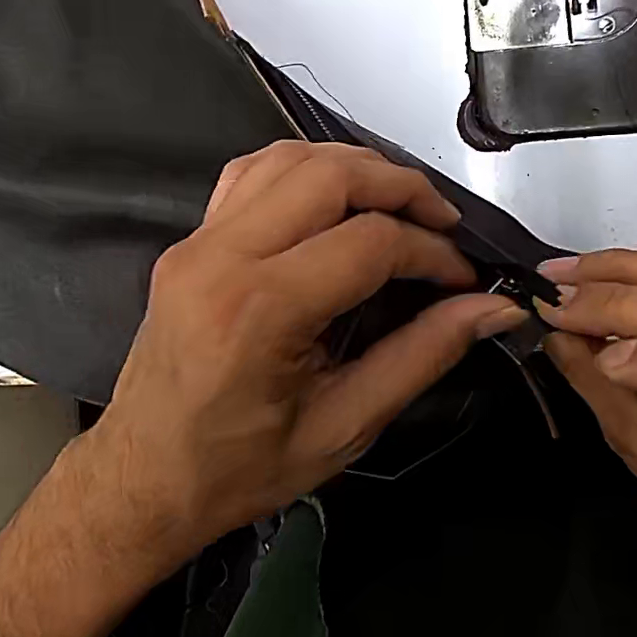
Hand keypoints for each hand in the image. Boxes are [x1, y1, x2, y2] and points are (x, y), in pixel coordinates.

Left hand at [83, 141, 527, 565]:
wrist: (144, 478)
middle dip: (402, 187)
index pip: (369, 242)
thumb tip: (492, 309)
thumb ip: (424, 354)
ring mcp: (198, 240)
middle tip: (442, 222)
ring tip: (398, 203)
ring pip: (290, 158)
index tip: (461, 278)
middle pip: (331, 175)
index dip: (431, 252)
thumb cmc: (240, 468)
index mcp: (259, 311)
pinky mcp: (191, 239)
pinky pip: (252, 171)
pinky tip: (333, 195)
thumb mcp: (347, 424)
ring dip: (357, 167)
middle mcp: (222, 257)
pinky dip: (305, 168)